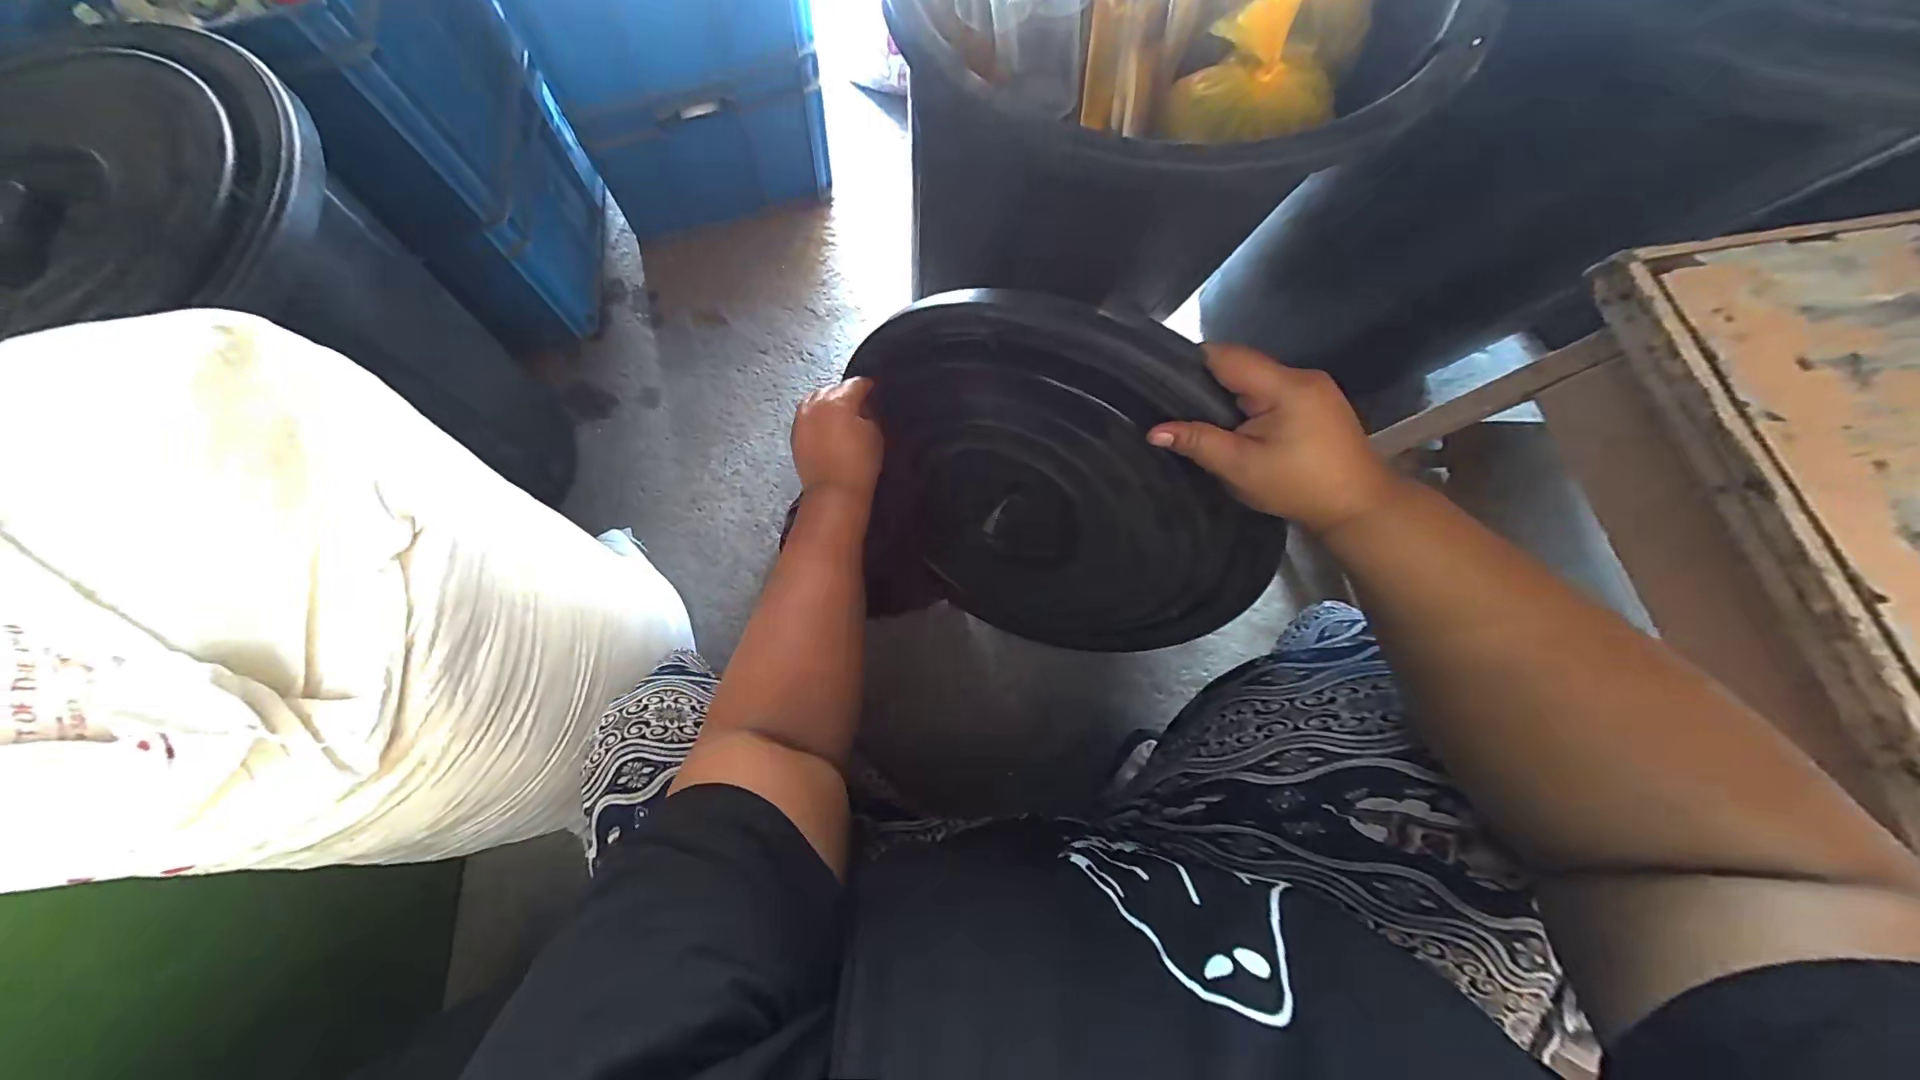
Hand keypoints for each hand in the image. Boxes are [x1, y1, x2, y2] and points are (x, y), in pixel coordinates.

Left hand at [792, 377, 883, 498]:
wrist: (835, 492)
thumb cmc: (859, 465)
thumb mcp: (875, 434)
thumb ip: (869, 414)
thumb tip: (863, 408)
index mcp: (838, 400)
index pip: (857, 384)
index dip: (868, 387)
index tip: (873, 390)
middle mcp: (816, 405)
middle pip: (833, 388)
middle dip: (846, 393)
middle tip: (859, 404)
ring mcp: (802, 419)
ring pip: (815, 399)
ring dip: (828, 402)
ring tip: (840, 414)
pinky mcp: (795, 435)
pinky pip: (806, 415)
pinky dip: (817, 416)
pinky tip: (826, 426)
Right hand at [1148, 345, 1404, 535]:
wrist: (1359, 506)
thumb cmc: (1298, 486)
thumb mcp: (1240, 467)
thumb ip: (1197, 443)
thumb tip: (1154, 431)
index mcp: (1285, 385)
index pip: (1226, 356)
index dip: (1192, 364)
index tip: (1162, 383)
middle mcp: (1302, 375)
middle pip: (1241, 365)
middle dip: (1208, 384)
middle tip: (1176, 409)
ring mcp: (1314, 387)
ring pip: (1256, 379)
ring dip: (1228, 396)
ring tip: (1201, 420)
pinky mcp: (1318, 402)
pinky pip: (1271, 391)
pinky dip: (1249, 404)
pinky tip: (1236, 427)